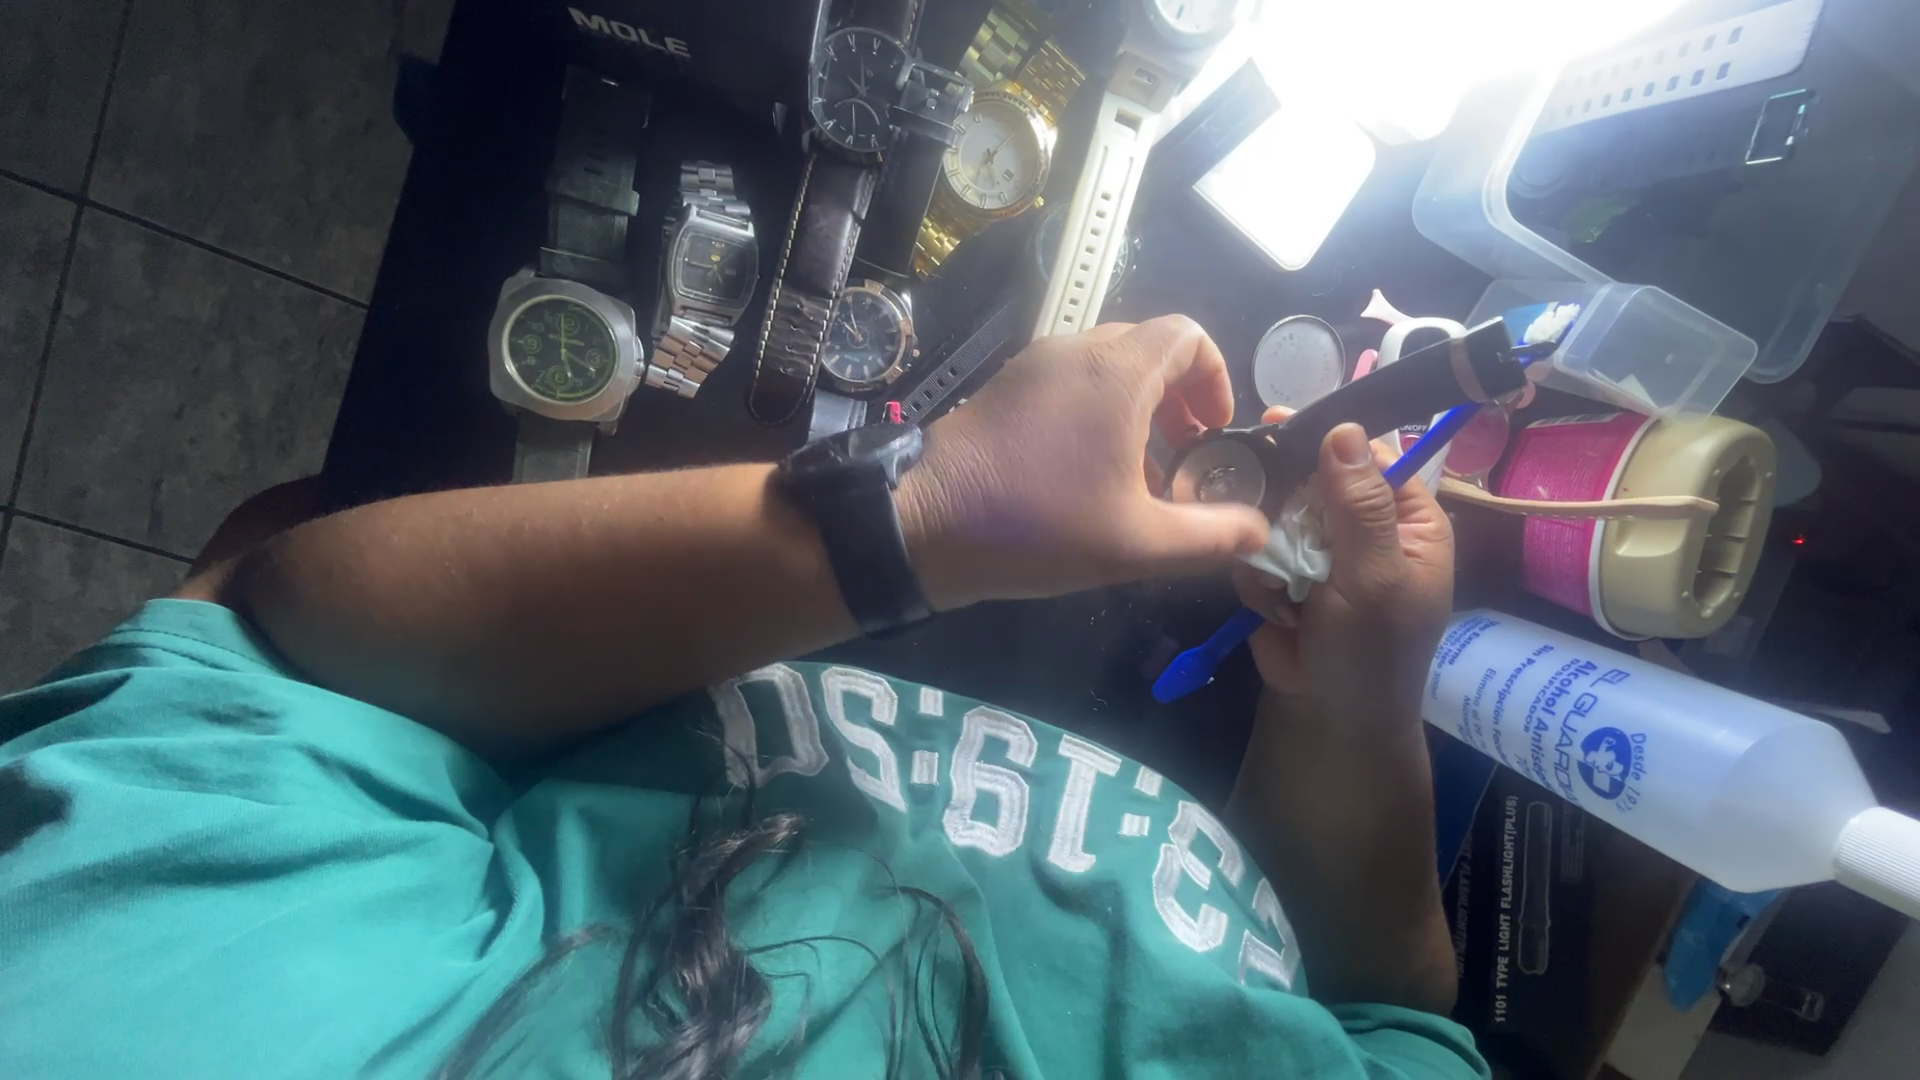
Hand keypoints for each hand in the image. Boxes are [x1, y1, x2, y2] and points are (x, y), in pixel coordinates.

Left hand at [897, 316, 1269, 608]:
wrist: (923, 525)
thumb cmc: (1037, 526)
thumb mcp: (1137, 543)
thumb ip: (1210, 536)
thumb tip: (1259, 530)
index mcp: (1115, 370)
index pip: (1188, 335)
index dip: (1216, 378)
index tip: (1213, 433)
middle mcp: (1074, 352)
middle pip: (1149, 350)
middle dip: (1179, 400)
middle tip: (1183, 459)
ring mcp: (1032, 368)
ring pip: (1106, 370)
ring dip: (1137, 412)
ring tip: (1138, 477)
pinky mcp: (1004, 391)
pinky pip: (1067, 386)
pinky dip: (1095, 415)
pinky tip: (1086, 475)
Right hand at [1231, 407, 1452, 723]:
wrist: (1331, 713)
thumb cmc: (1372, 649)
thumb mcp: (1373, 576)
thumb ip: (1358, 505)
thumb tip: (1342, 429)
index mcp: (1403, 520)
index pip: (1368, 458)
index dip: (1326, 441)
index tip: (1277, 425)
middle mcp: (1360, 528)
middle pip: (1309, 483)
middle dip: (1286, 510)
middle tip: (1272, 530)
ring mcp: (1318, 551)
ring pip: (1273, 518)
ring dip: (1271, 555)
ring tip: (1284, 593)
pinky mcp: (1281, 574)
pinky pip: (1255, 553)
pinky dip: (1257, 581)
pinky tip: (1275, 610)